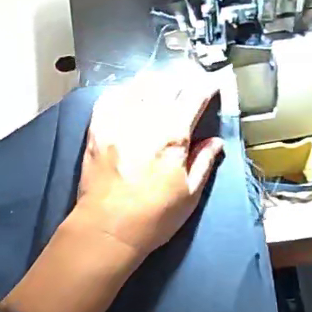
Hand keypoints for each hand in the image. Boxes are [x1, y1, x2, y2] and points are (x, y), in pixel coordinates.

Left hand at [64, 72, 224, 260]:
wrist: (107, 230)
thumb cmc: (153, 218)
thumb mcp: (189, 194)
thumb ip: (203, 162)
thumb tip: (215, 141)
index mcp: (173, 136)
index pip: (194, 96)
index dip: (206, 87)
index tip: (212, 86)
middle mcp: (145, 121)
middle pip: (166, 84)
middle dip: (181, 82)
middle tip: (188, 88)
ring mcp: (117, 122)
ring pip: (138, 85)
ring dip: (155, 83)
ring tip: (162, 88)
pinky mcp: (97, 129)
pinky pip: (110, 97)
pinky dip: (124, 91)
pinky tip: (130, 96)